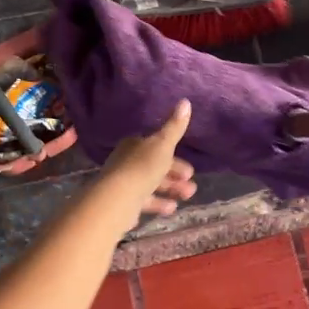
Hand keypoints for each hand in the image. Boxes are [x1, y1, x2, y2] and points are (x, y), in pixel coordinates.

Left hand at [98, 100, 198, 215]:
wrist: (117, 199)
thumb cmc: (142, 167)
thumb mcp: (163, 144)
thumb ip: (175, 127)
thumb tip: (185, 101)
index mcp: (134, 144)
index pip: (156, 146)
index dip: (174, 155)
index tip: (190, 168)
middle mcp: (127, 161)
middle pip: (155, 166)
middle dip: (175, 174)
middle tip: (191, 184)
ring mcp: (125, 182)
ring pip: (152, 183)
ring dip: (171, 188)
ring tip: (188, 195)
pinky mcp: (124, 202)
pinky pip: (145, 200)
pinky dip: (159, 202)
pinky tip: (172, 207)